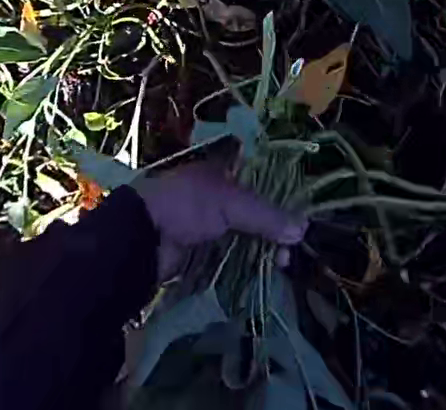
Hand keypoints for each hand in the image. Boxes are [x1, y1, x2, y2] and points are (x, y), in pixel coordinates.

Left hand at [131, 162, 305, 278]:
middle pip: (255, 211)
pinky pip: (233, 255)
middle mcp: (218, 194)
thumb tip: (303, 230)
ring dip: (264, 250)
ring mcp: (209, 224)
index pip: (261, 178)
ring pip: (246, 235)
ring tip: (280, 266)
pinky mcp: (202, 251)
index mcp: (223, 171)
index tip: (301, 217)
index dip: (282, 196)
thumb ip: (266, 215)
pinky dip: (248, 263)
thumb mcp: (230, 203)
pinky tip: (263, 274)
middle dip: (275, 230)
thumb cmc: (187, 205)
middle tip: (290, 250)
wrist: (142, 238)